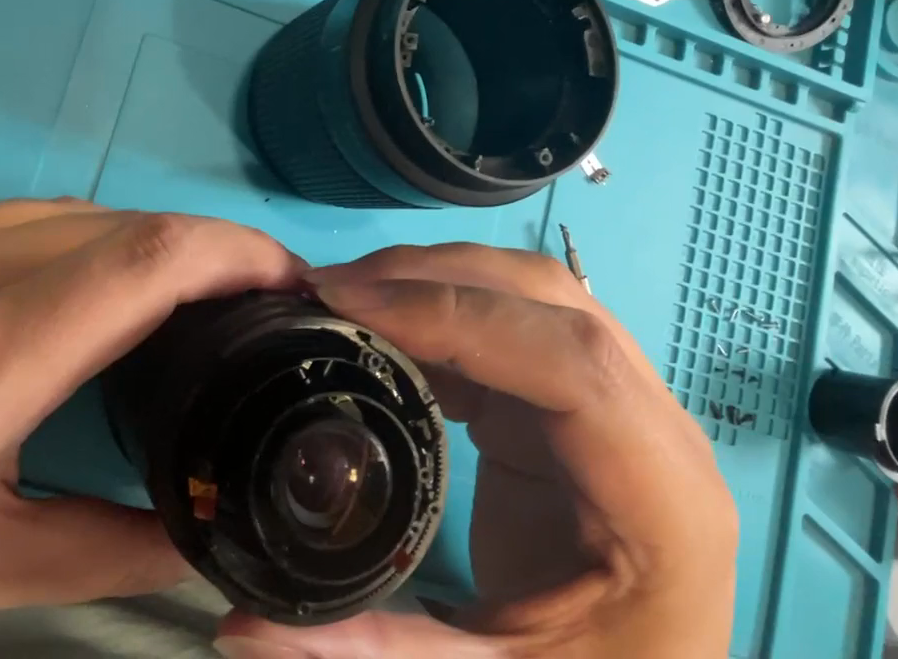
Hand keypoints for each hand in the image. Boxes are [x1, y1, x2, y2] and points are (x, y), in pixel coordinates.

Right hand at [216, 244, 737, 658]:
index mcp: (661, 495)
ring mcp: (617, 403)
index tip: (350, 305)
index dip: (457, 315)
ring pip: (530, 294)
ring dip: (433, 277)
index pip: (568, 363)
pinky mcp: (573, 403)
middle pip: (549, 300)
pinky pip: (508, 324)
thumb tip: (237, 627)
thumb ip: (373, 649)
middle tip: (327, 288)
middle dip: (431, 275)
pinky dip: (437, 310)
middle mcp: (654, 428)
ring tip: (343, 294)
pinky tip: (379, 329)